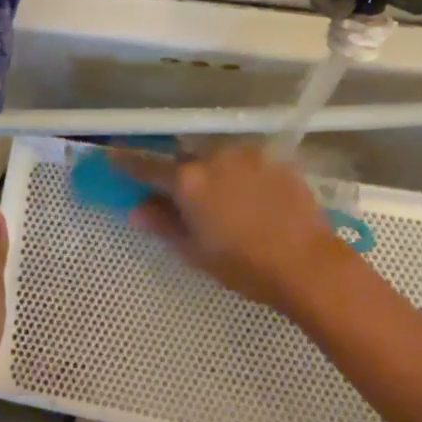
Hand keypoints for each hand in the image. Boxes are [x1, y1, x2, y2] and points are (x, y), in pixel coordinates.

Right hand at [120, 145, 357, 313]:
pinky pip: (249, 164)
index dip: (127, 163)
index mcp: (188, 181)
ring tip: (228, 204)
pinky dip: (244, 177)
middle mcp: (214, 158)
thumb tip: (136, 210)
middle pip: (186, 161)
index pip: (147, 167)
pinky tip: (256, 201)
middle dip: (182, 176)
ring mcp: (248, 156)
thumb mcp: (196, 252)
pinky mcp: (277, 161)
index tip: (111, 156)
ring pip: (219, 159)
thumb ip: (163, 226)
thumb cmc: (245, 266)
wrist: (309, 266)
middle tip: (187, 201)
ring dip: (215, 174)